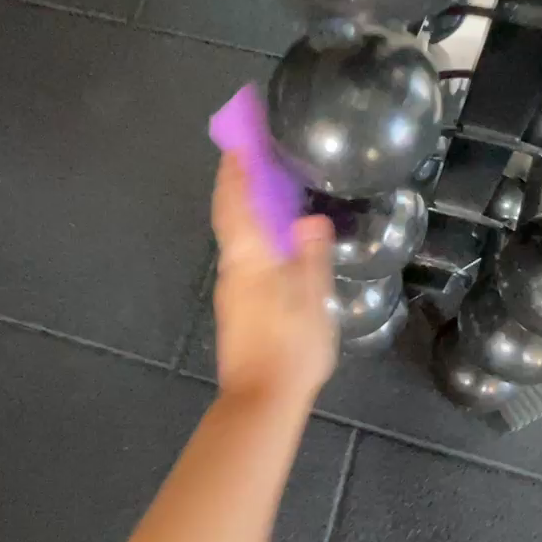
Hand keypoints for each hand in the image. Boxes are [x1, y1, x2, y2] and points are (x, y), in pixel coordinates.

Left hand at [210, 153, 337, 410]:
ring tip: (265, 191)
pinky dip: (250, 236)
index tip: (236, 142)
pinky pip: (241, 257)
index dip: (234, 171)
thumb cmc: (290, 346)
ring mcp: (230, 292)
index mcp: (248, 259)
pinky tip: (270, 242)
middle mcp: (231, 269)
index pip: (234, 204)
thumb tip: (310, 219)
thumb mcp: (312, 299)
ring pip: (234, 239)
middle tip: (250, 156)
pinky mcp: (235, 309)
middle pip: (228, 218)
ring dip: (242, 210)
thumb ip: (312, 257)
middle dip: (235, 184)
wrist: (261, 400)